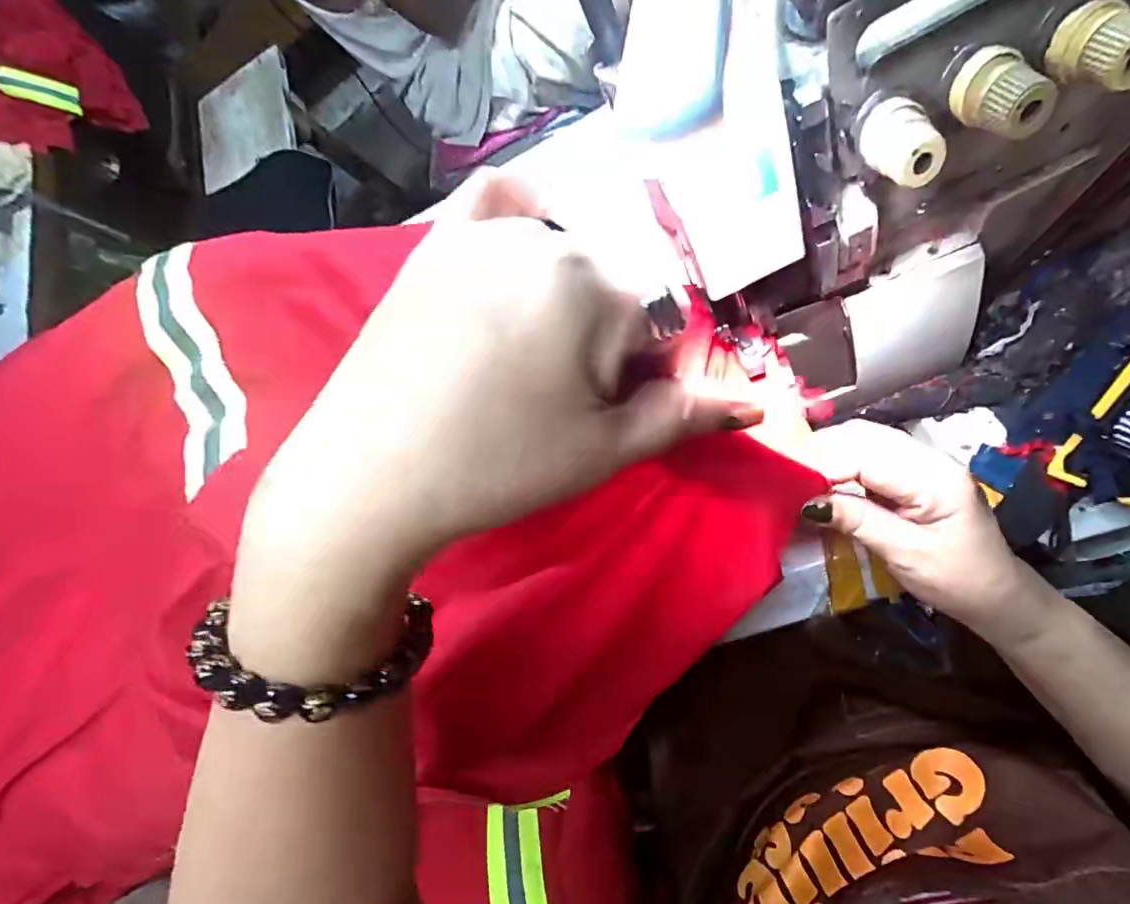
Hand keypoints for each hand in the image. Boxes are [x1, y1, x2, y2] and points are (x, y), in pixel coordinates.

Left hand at [245, 171, 754, 580]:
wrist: (375, 475)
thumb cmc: (500, 467)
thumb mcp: (604, 450)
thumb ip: (683, 416)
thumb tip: (754, 404)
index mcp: (597, 287)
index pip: (656, 324)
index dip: (643, 376)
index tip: (606, 414)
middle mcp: (548, 239)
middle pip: (611, 287)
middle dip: (604, 340)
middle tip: (560, 397)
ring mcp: (483, 233)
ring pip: (562, 255)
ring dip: (565, 300)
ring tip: (523, 358)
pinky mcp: (432, 241)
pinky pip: (496, 203)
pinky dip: (522, 218)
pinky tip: (522, 250)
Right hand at [804, 420, 1051, 641]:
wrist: (996, 595)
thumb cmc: (957, 580)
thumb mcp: (906, 555)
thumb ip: (859, 522)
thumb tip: (809, 504)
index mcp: (935, 477)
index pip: (866, 455)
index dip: (823, 464)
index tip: (787, 483)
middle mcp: (930, 459)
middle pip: (865, 436)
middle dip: (822, 451)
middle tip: (786, 477)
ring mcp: (923, 465)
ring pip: (866, 442)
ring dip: (830, 456)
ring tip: (799, 480)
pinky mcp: (913, 477)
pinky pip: (872, 459)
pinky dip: (843, 467)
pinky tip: (824, 484)